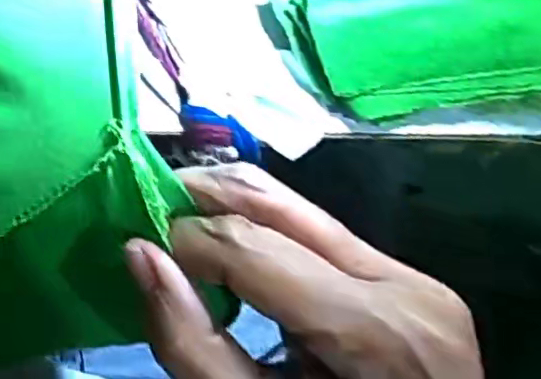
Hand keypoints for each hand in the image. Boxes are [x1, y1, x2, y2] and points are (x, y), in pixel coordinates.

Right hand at [124, 163, 481, 378]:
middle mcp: (399, 282)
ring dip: (212, 207)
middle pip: (258, 196)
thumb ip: (194, 345)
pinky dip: (245, 224)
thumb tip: (138, 250)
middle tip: (148, 229)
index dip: (180, 244)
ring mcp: (402, 272)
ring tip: (183, 243)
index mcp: (379, 331)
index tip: (148, 266)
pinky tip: (228, 260)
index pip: (244, 243)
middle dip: (187, 200)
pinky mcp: (392, 270)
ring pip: (273, 195)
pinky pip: (295, 219)